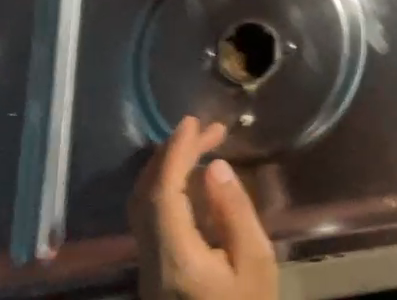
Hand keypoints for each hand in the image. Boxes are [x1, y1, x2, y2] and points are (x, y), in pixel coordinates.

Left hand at [129, 117, 278, 299]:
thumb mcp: (255, 261)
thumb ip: (234, 212)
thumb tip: (213, 167)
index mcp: (177, 259)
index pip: (164, 194)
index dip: (175, 154)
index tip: (194, 122)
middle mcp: (152, 261)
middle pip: (145, 197)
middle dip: (171, 155)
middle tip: (206, 128)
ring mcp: (147, 269)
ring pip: (141, 208)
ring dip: (165, 170)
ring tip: (199, 145)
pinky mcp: (153, 273)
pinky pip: (149, 218)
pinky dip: (165, 188)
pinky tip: (191, 180)